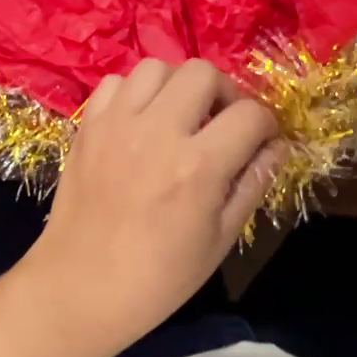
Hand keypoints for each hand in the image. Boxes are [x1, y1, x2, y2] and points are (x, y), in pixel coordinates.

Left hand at [8, 60, 280, 356]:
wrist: (79, 288)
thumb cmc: (158, 278)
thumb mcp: (219, 240)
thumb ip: (252, 184)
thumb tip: (277, 147)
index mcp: (197, 166)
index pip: (250, 115)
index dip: (265, 126)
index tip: (260, 142)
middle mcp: (157, 132)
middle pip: (203, 73)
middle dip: (224, 93)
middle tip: (221, 123)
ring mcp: (116, 124)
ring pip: (157, 67)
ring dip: (177, 86)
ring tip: (179, 118)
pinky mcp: (87, 127)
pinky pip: (115, 83)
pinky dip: (134, 93)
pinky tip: (140, 122)